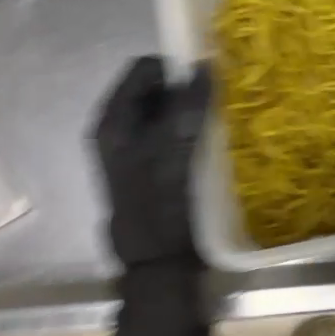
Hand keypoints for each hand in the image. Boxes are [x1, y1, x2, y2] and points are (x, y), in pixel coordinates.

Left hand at [92, 56, 218, 335]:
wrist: (158, 271)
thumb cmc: (161, 212)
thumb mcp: (173, 156)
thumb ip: (186, 110)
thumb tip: (202, 66)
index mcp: (112, 125)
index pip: (141, 71)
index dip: (172, 64)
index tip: (208, 67)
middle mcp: (117, 135)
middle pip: (153, 91)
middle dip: (185, 86)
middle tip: (221, 90)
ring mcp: (134, 155)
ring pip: (165, 114)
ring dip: (191, 110)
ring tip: (223, 113)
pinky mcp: (152, 173)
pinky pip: (172, 137)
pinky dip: (191, 131)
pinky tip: (215, 141)